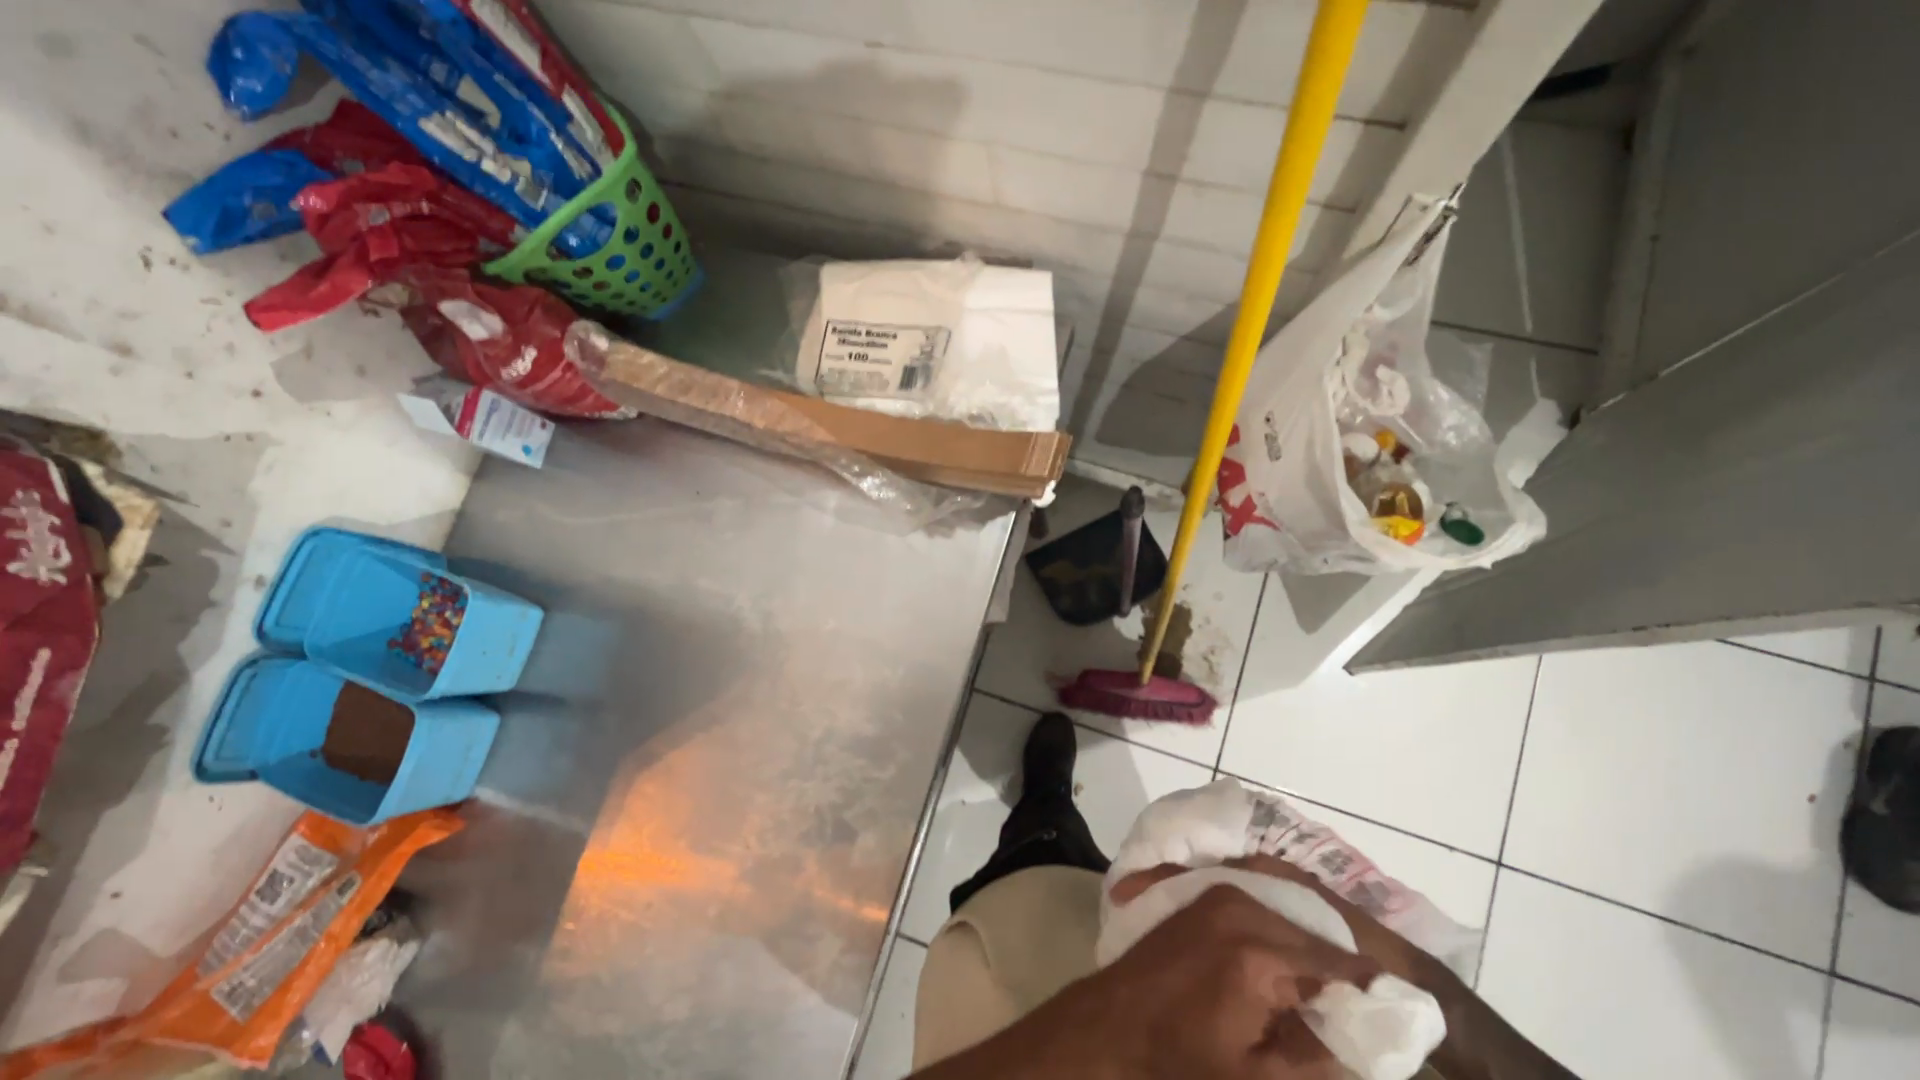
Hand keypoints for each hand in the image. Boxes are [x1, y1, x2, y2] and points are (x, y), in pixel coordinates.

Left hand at [911, 882, 1381, 1079]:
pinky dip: (1285, 945)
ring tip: (1324, 1006)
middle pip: (1322, 943)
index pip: (1349, 969)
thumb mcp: (1258, 1077)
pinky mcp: (1207, 900)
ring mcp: (1223, 896)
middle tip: (1363, 1018)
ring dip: (1314, 962)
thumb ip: (1320, 1056)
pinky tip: (1288, 983)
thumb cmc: (1176, 1062)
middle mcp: (1245, 907)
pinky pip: (1267, 916)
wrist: (1104, 1031)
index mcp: (1261, 950)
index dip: (1379, 1000)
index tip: (1404, 1027)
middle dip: (1345, 982)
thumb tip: (1371, 1038)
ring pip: (1296, 926)